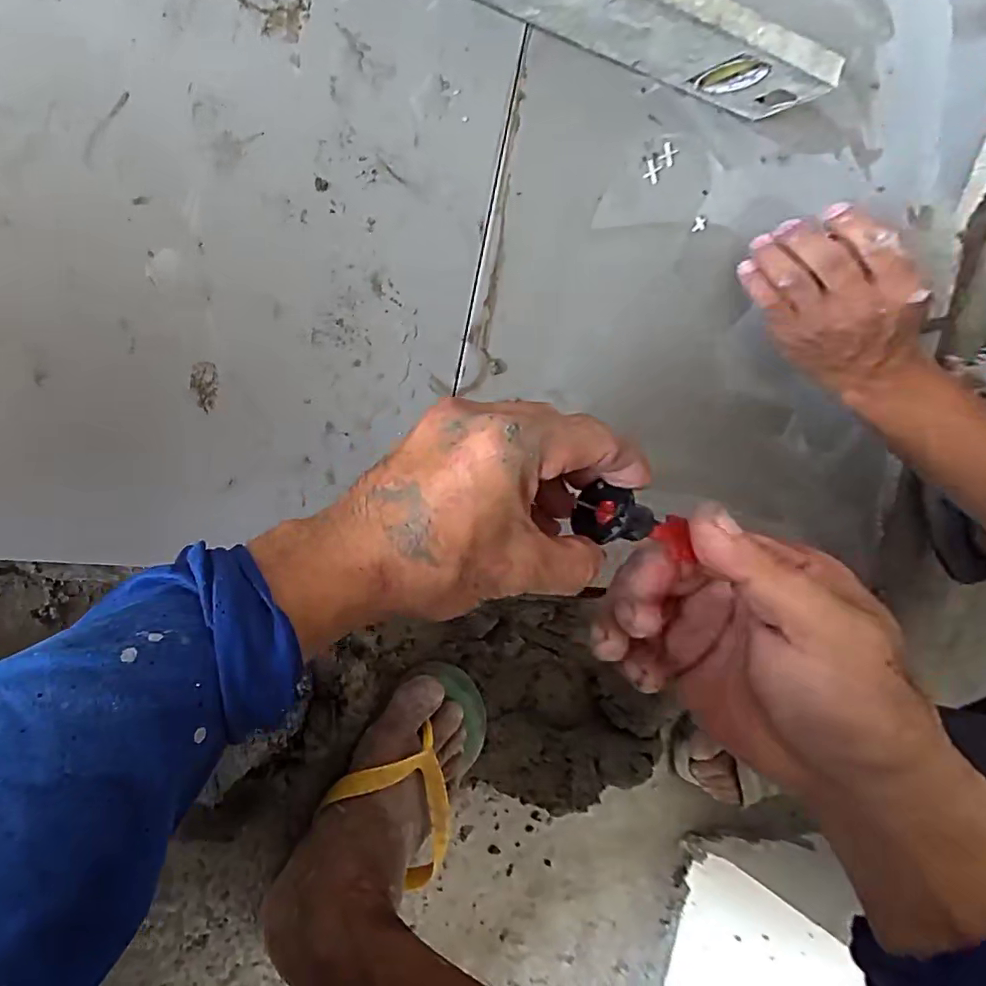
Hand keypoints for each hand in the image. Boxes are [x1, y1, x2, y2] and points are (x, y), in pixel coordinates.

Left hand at [253, 398, 648, 648]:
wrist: (349, 559)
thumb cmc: (436, 562)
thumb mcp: (519, 570)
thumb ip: (575, 560)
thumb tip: (588, 551)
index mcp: (510, 438)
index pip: (590, 435)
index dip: (623, 462)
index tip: (635, 490)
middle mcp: (477, 415)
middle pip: (552, 430)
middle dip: (579, 470)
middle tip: (589, 512)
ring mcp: (444, 421)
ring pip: (516, 434)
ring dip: (541, 471)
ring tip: (547, 519)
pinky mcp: (422, 437)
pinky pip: (482, 442)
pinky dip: (506, 468)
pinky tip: (506, 508)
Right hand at [589, 505, 948, 800]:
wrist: (853, 780)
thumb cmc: (848, 694)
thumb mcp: (815, 625)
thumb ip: (757, 569)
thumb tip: (703, 510)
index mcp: (762, 569)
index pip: (691, 546)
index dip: (657, 563)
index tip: (645, 594)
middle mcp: (724, 591)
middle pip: (654, 574)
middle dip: (632, 596)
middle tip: (636, 629)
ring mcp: (700, 629)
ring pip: (637, 606)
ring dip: (616, 623)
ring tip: (616, 653)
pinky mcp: (683, 666)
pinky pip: (637, 646)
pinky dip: (624, 655)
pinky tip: (639, 678)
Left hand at [738, 205, 934, 401]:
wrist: (870, 373)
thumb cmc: (887, 324)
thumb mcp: (905, 289)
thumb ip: (884, 259)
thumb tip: (841, 225)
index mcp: (896, 287)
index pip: (875, 246)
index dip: (851, 223)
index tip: (831, 211)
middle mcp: (858, 302)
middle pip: (827, 260)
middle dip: (802, 237)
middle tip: (787, 226)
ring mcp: (820, 319)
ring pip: (792, 278)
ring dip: (772, 254)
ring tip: (762, 241)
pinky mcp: (791, 333)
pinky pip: (769, 301)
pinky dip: (755, 281)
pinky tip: (747, 267)